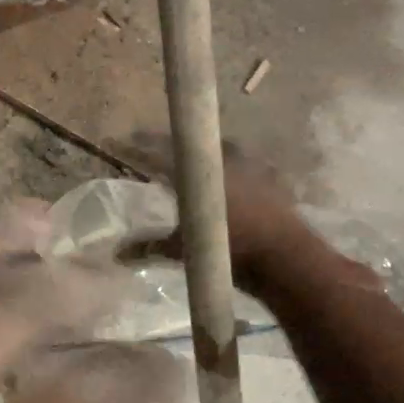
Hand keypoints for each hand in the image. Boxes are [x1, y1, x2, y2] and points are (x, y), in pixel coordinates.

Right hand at [120, 134, 374, 299]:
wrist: (287, 260)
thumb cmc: (231, 251)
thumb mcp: (181, 250)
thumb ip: (149, 247)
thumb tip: (116, 254)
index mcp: (197, 176)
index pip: (159, 155)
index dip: (136, 148)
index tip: (116, 142)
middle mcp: (224, 166)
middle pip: (193, 146)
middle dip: (172, 146)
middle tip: (154, 148)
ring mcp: (253, 171)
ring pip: (222, 151)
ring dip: (204, 154)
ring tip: (191, 161)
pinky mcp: (273, 183)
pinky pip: (246, 166)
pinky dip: (230, 169)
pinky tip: (226, 179)